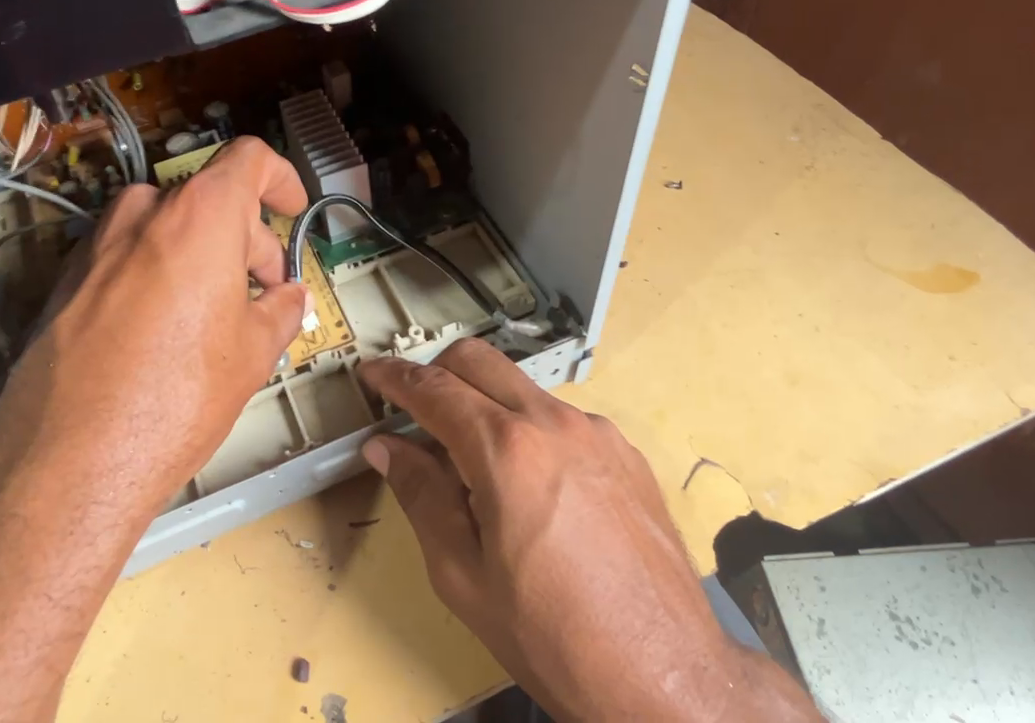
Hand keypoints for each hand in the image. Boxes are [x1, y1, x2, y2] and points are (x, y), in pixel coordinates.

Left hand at [0, 136, 309, 496]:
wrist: (66, 461)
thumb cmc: (176, 398)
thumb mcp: (251, 354)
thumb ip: (279, 311)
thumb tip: (287, 299)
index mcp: (198, 216)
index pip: (248, 160)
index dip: (279, 178)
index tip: (291, 207)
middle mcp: (141, 213)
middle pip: (208, 202)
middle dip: (245, 241)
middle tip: (263, 295)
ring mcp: (95, 245)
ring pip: (165, 230)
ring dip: (200, 258)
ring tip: (215, 318)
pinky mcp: (65, 280)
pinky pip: (127, 258)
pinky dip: (157, 275)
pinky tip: (164, 334)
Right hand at [358, 341, 819, 721]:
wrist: (663, 673)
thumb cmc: (551, 634)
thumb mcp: (462, 574)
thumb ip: (421, 495)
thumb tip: (386, 447)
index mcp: (507, 450)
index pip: (434, 389)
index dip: (393, 377)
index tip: (372, 373)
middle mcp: (555, 423)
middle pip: (479, 360)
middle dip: (436, 371)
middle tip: (413, 408)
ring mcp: (598, 433)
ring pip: (523, 390)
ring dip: (486, 405)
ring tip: (475, 467)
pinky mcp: (627, 453)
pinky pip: (563, 420)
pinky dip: (530, 431)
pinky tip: (532, 488)